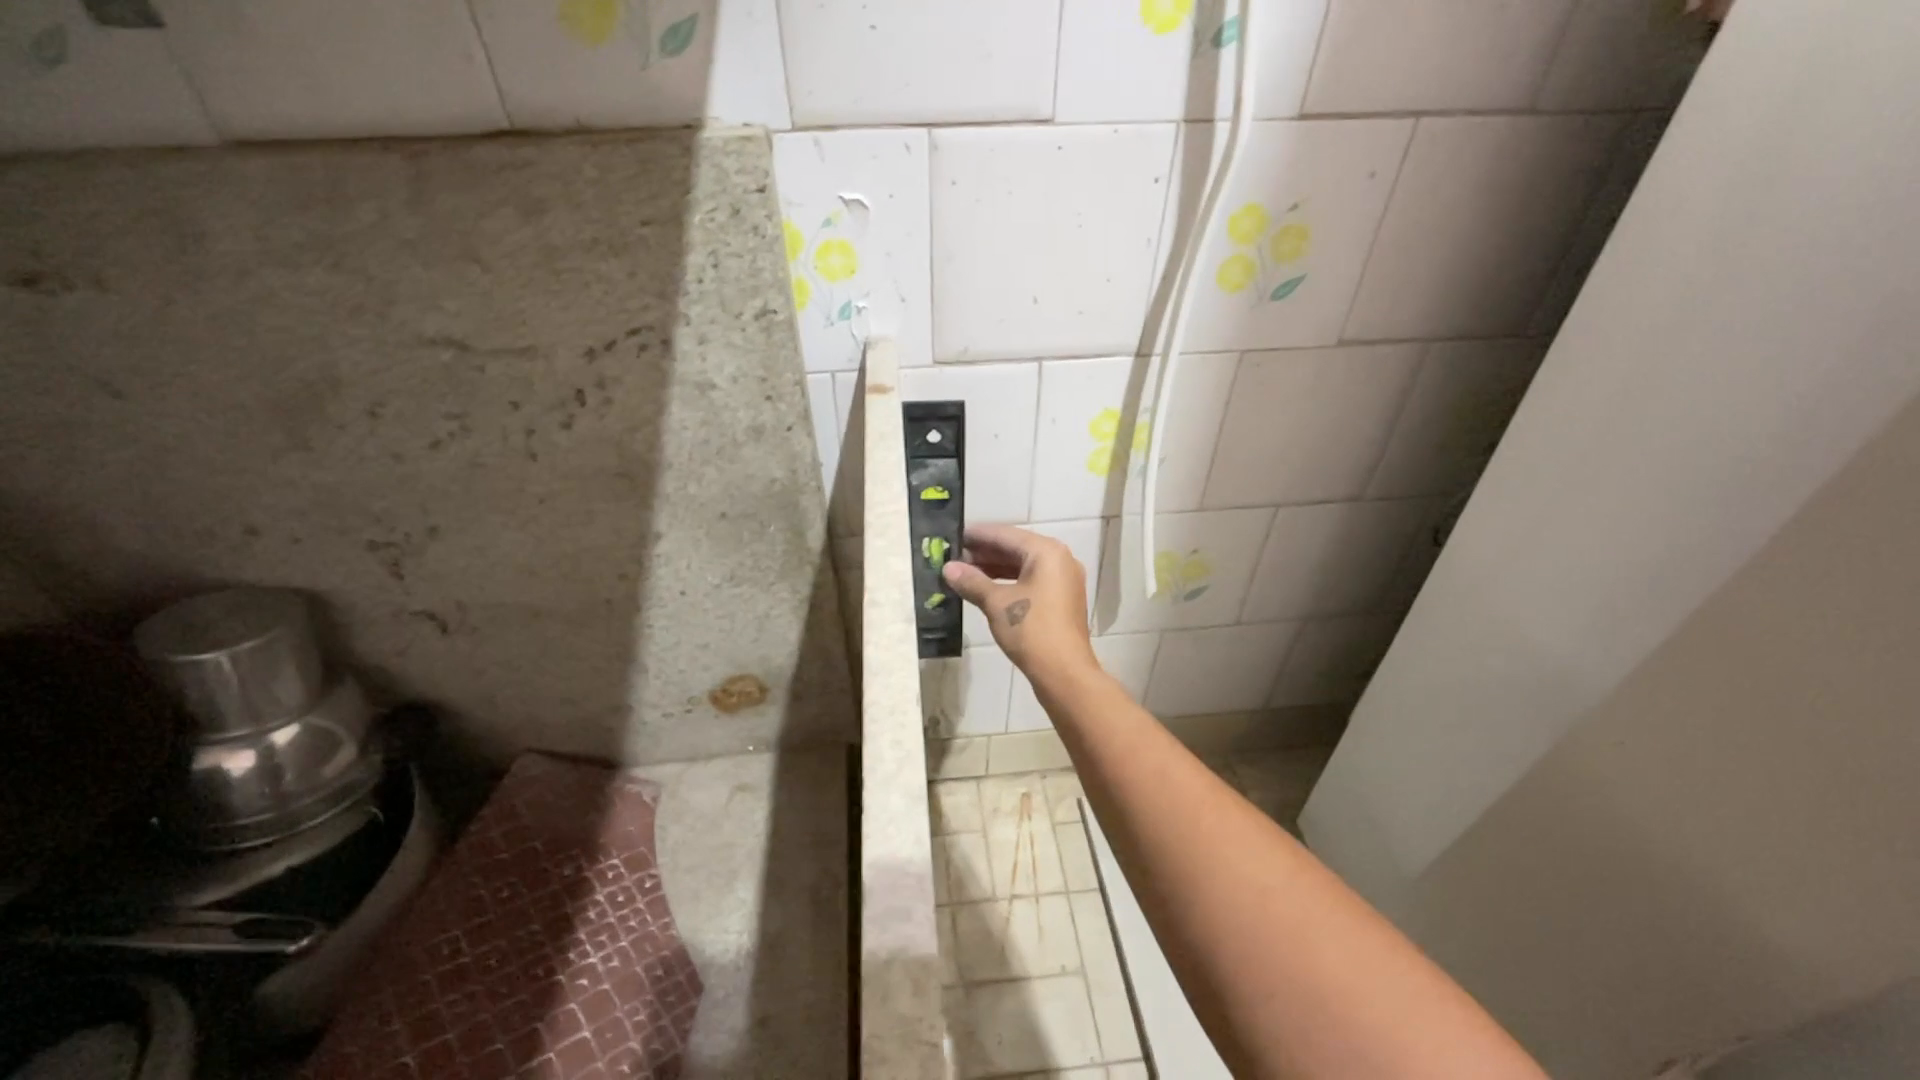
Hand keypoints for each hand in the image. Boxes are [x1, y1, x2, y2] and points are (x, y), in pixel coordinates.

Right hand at [941, 524, 1098, 684]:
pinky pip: (1031, 581)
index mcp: (1046, 551)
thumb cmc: (1031, 630)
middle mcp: (1059, 559)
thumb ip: (972, 581)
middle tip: (953, 556)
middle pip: (1015, 549)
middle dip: (984, 553)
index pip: (1005, 535)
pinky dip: (1008, 582)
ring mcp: (1063, 580)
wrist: (1064, 672)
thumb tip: (948, 568)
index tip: (952, 535)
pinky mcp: (1061, 600)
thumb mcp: (996, 603)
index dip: (977, 536)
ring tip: (964, 572)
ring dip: (994, 569)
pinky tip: (985, 589)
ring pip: (1023, 566)